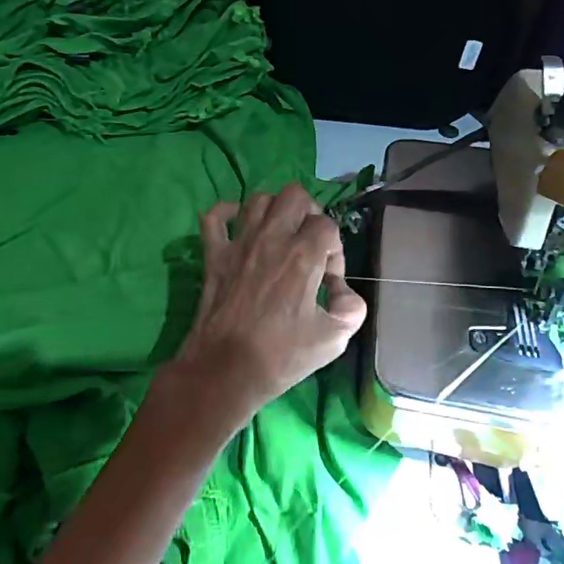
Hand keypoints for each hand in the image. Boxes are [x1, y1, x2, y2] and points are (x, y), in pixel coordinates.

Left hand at [161, 184, 367, 425]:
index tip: (329, 279)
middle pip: (294, 195)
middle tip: (309, 243)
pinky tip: (238, 227)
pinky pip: (213, 217)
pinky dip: (226, 214)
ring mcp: (238, 243)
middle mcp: (270, 238)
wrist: (226, 368)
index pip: (327, 225)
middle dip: (308, 213)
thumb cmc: (281, 356)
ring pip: (257, 199)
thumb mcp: (334, 339)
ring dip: (273, 210)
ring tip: (280, 235)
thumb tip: (343, 292)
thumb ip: (350, 307)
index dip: (335, 249)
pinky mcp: (213, 254)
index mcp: (302, 256)